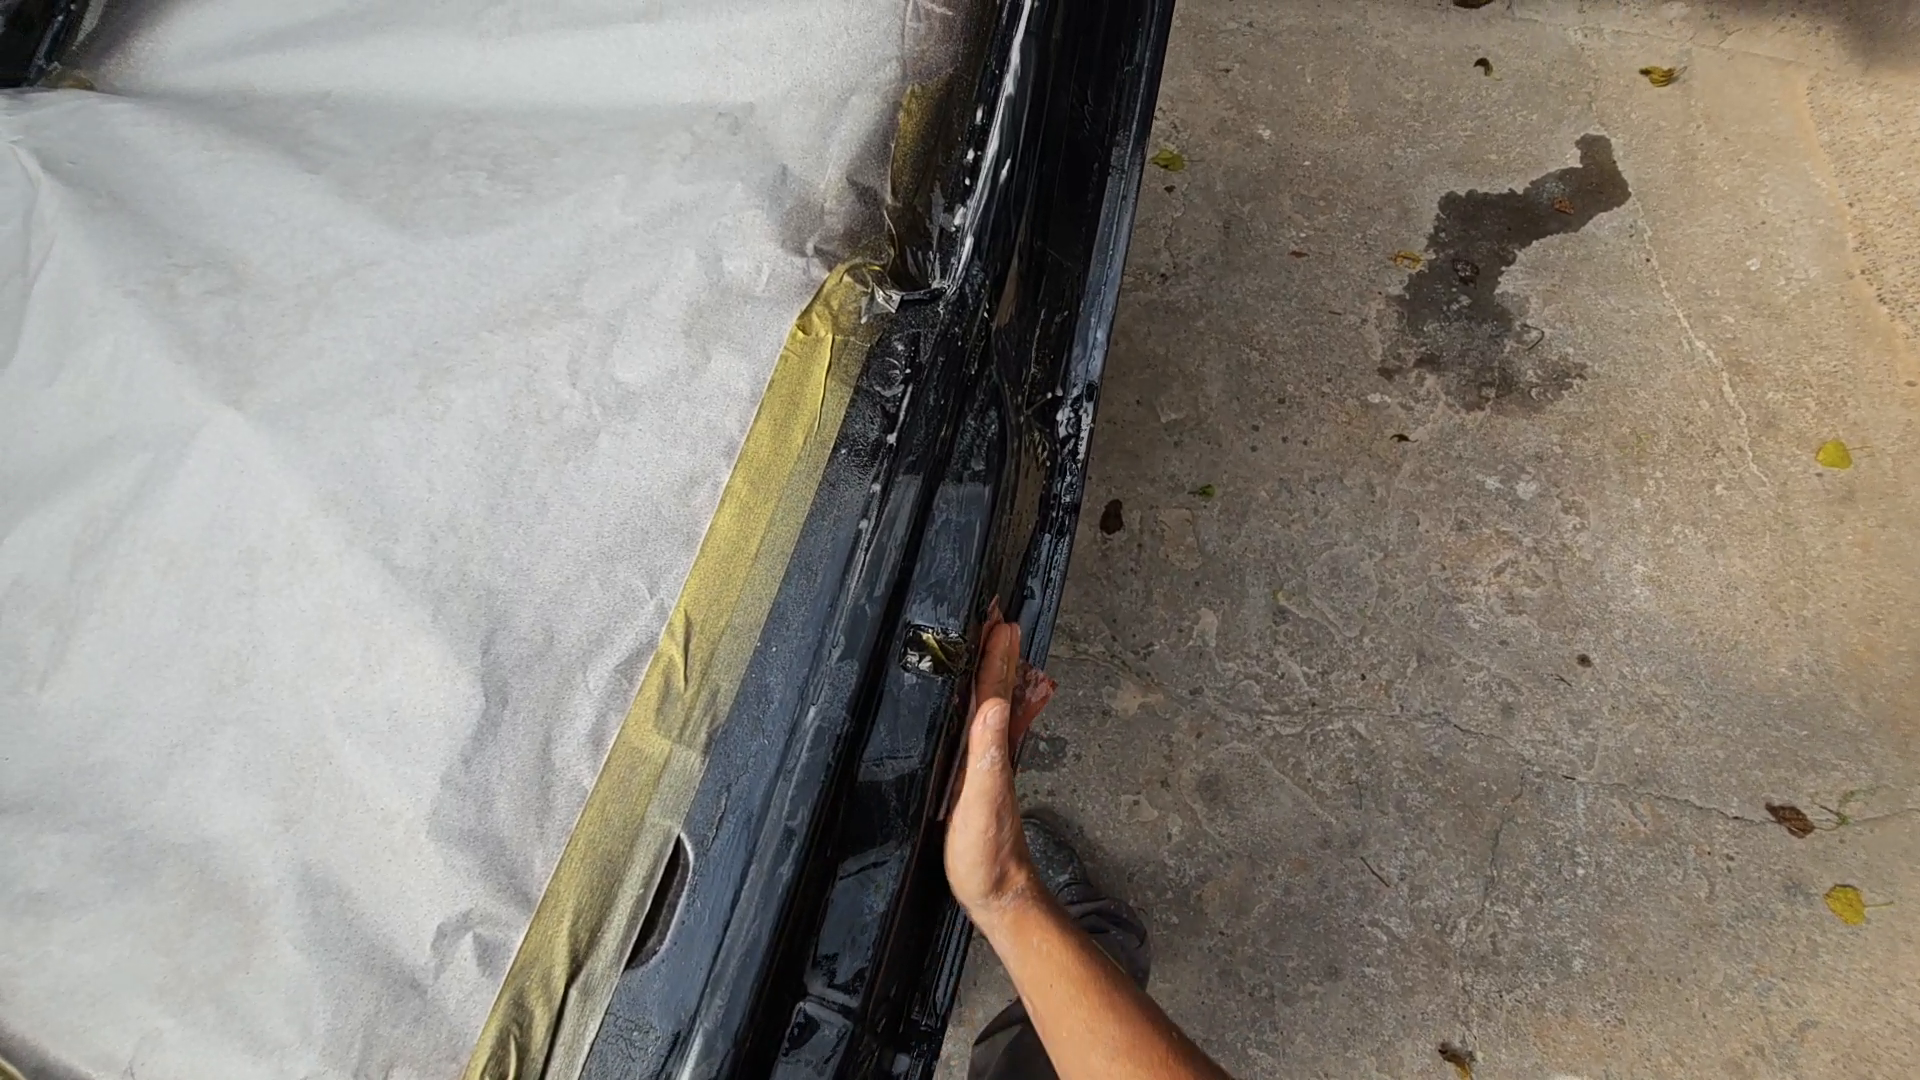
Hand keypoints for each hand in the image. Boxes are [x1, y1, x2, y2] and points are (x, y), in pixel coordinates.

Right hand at [944, 608, 1053, 920]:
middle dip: (999, 652)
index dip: (996, 655)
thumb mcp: (982, 805)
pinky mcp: (981, 777)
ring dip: (997, 671)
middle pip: (999, 690)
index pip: (995, 691)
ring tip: (997, 643)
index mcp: (993, 748)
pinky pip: (987, 727)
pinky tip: (989, 700)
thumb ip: (988, 755)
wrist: (999, 895)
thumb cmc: (988, 856)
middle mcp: (996, 749)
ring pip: (996, 705)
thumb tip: (994, 703)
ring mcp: (991, 763)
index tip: (999, 620)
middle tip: (998, 618)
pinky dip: (990, 702)